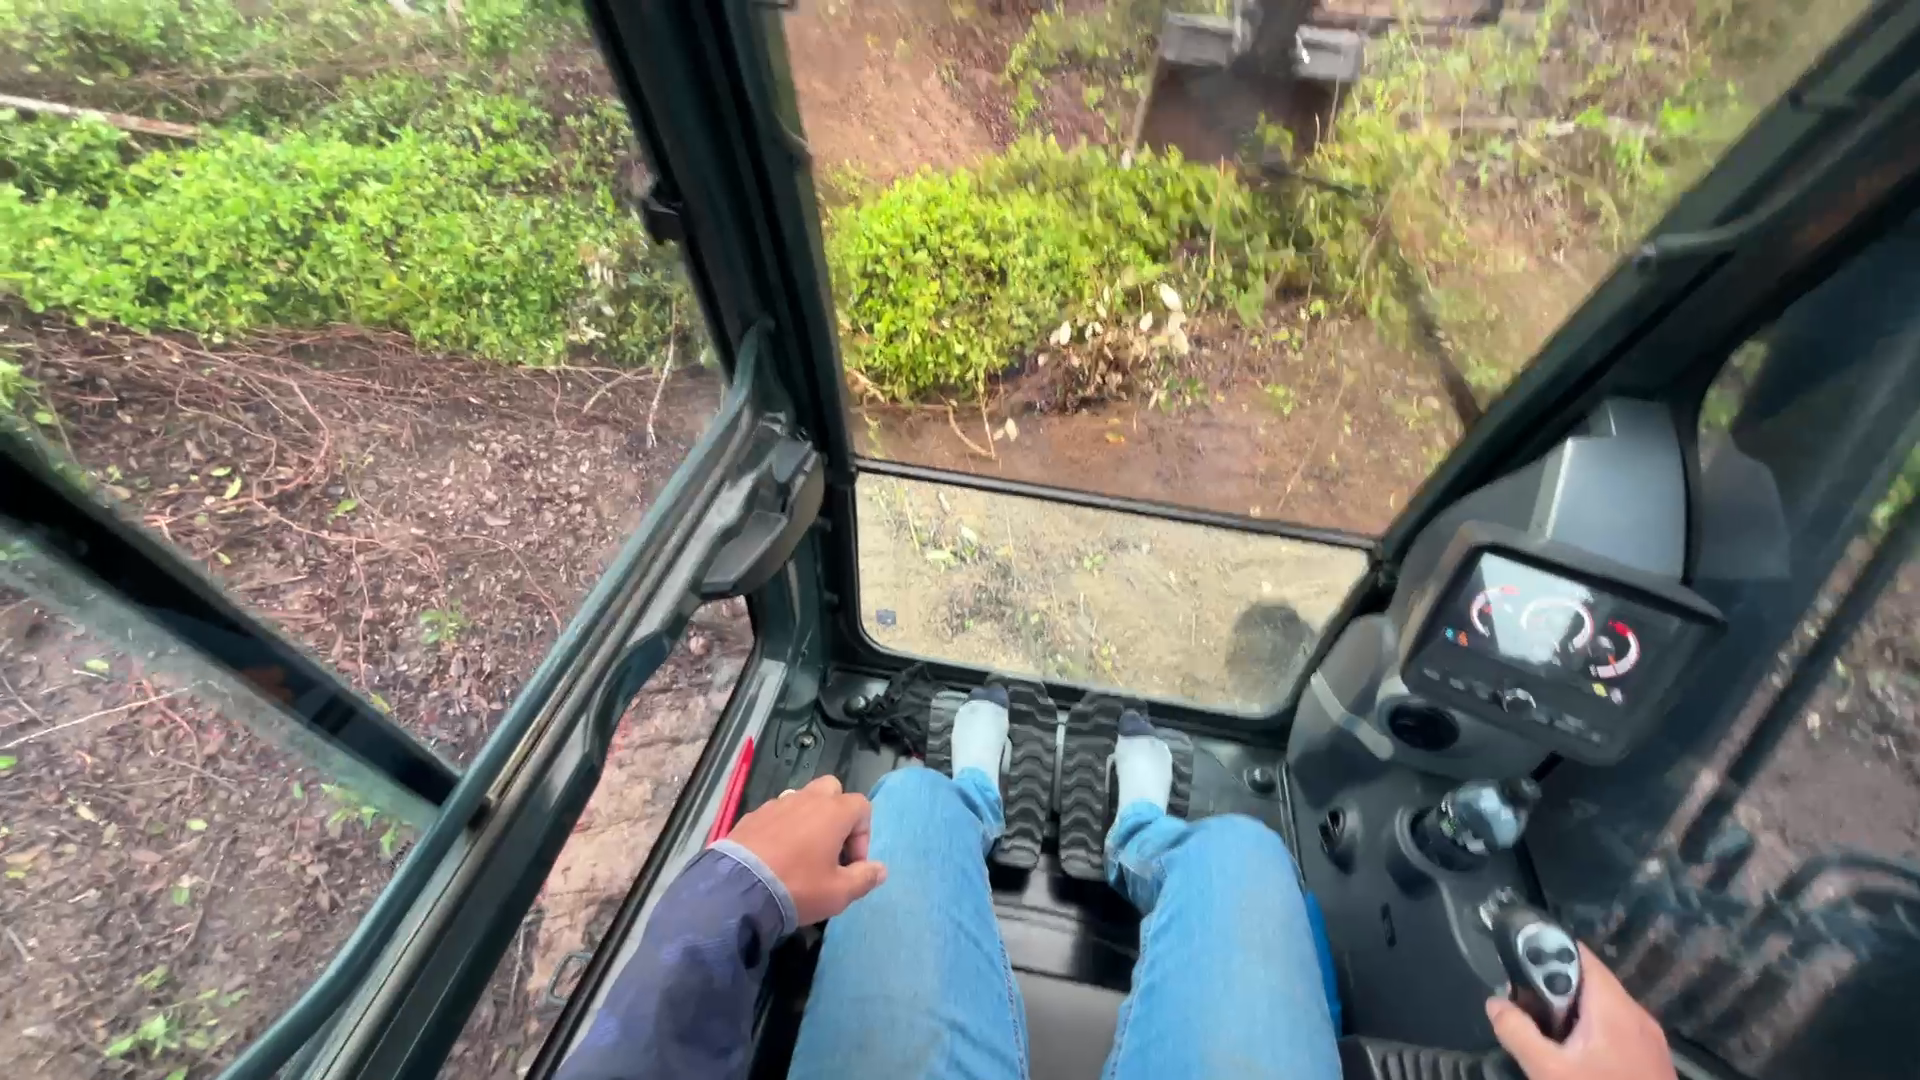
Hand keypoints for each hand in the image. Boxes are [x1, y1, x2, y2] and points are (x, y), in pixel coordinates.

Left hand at [725, 775, 887, 925]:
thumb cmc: (797, 887)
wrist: (737, 889)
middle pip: (832, 790)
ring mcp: (778, 803)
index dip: (863, 835)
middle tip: (830, 848)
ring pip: (803, 799)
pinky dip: (783, 827)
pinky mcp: (754, 814)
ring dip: (809, 819)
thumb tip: (881, 869)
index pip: (862, 806)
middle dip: (837, 814)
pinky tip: (775, 855)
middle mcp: (808, 798)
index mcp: (834, 811)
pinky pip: (777, 813)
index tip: (851, 864)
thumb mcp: (838, 893)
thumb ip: (864, 878)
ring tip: (801, 853)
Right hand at [1487, 944, 1675, 1079]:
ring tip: (1540, 1028)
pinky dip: (1585, 1027)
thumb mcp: (1548, 1071)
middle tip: (1522, 1001)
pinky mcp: (1650, 1061)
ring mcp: (1647, 1040)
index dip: (1543, 947)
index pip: (1578, 953)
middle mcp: (1637, 1016)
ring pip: (1597, 1004)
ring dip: (1566, 1008)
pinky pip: (1611, 1026)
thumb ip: (1515, 1031)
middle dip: (1550, 984)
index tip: (1514, 959)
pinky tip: (1568, 1052)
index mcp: (1615, 1009)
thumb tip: (1495, 1003)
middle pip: (1586, 979)